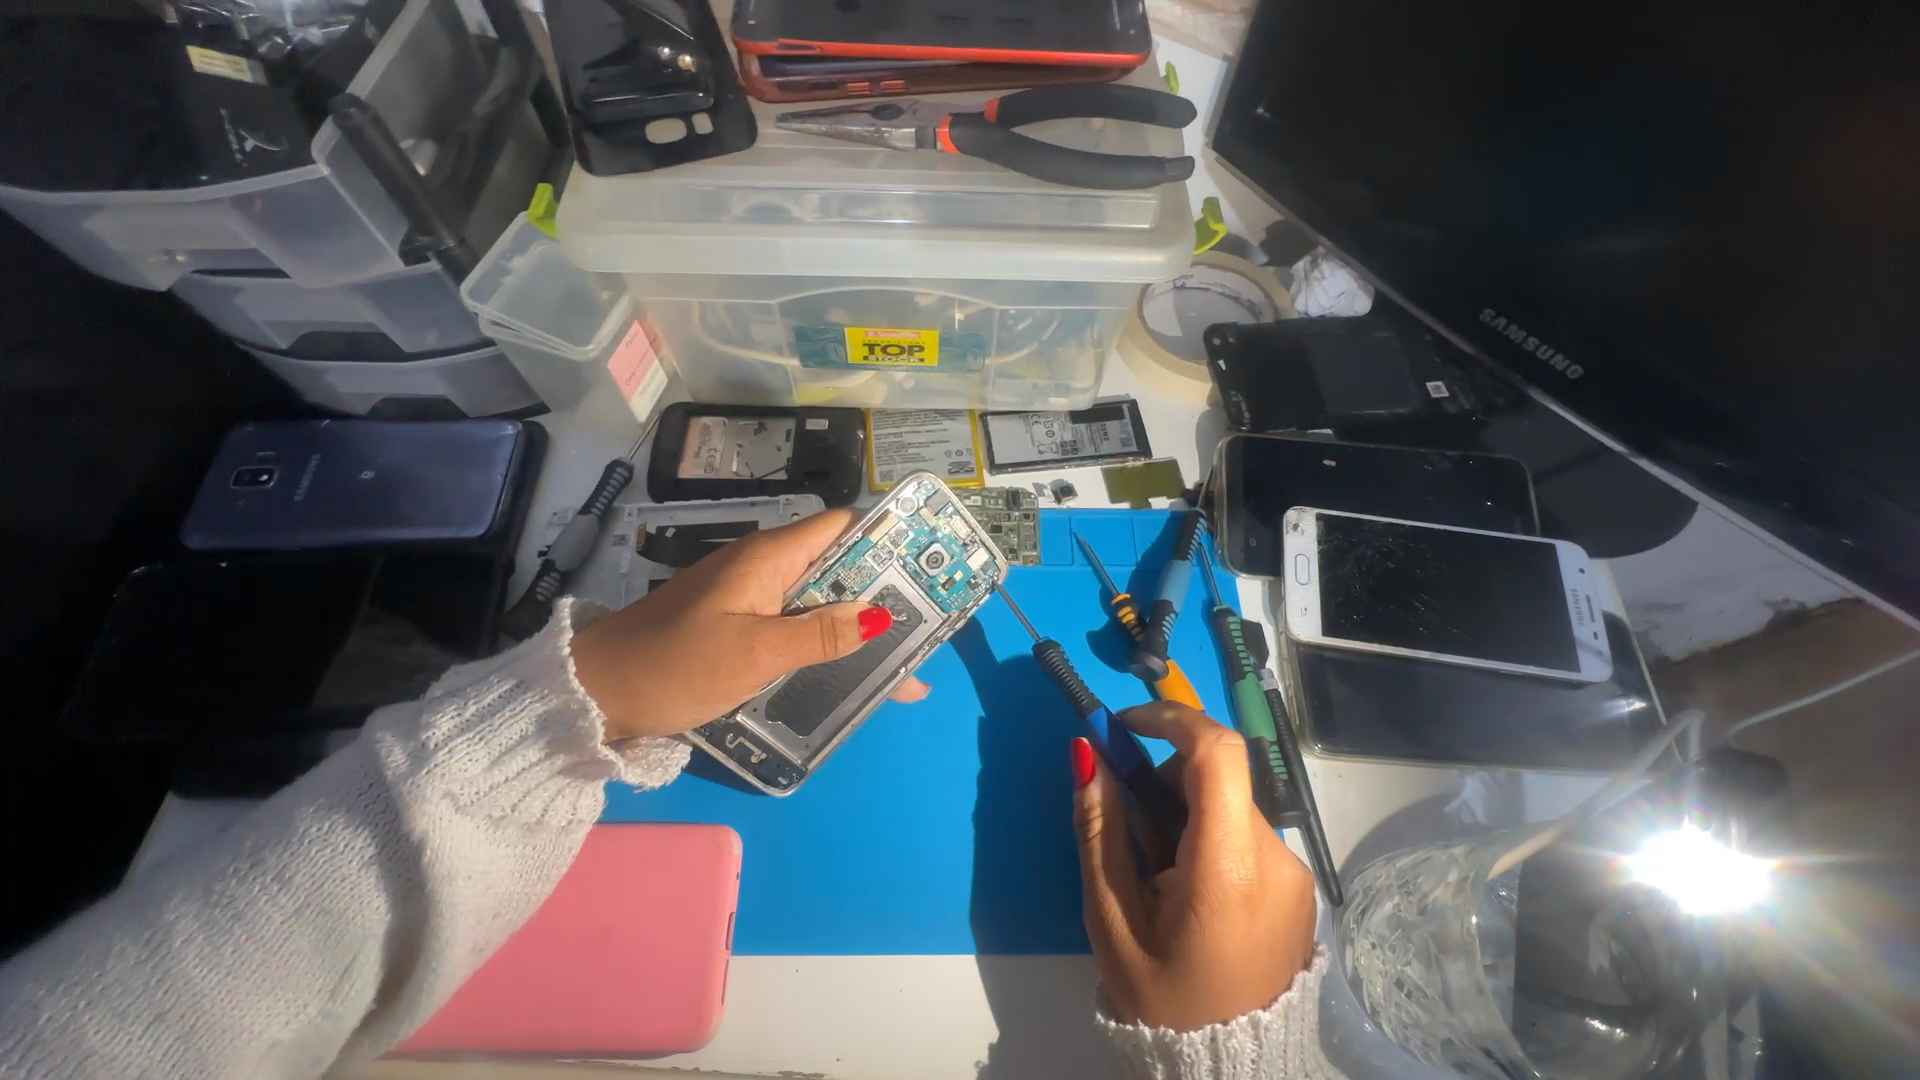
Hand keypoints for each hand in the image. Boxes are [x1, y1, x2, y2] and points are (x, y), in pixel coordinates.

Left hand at [570, 508, 928, 740]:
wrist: (596, 694)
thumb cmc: (677, 665)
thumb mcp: (756, 653)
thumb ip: (820, 634)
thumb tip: (878, 614)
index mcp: (768, 557)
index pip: (840, 527)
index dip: (885, 540)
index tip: (925, 567)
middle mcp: (764, 568)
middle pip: (838, 568)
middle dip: (882, 593)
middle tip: (927, 626)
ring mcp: (750, 597)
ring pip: (820, 602)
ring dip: (858, 625)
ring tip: (904, 663)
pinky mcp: (739, 625)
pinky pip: (797, 625)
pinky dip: (827, 643)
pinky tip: (853, 672)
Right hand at [1072, 702, 1317, 1030]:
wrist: (1228, 1070)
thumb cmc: (1160, 996)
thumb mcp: (1109, 916)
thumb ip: (1098, 827)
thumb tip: (1087, 752)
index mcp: (1228, 869)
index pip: (1218, 754)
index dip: (1173, 720)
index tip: (1128, 724)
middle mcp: (1275, 860)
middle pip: (1216, 779)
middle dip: (1165, 782)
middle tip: (1131, 831)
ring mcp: (1295, 875)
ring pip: (1229, 803)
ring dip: (1185, 812)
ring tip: (1158, 873)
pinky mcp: (1299, 886)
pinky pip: (1246, 832)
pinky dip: (1209, 835)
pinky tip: (1188, 887)